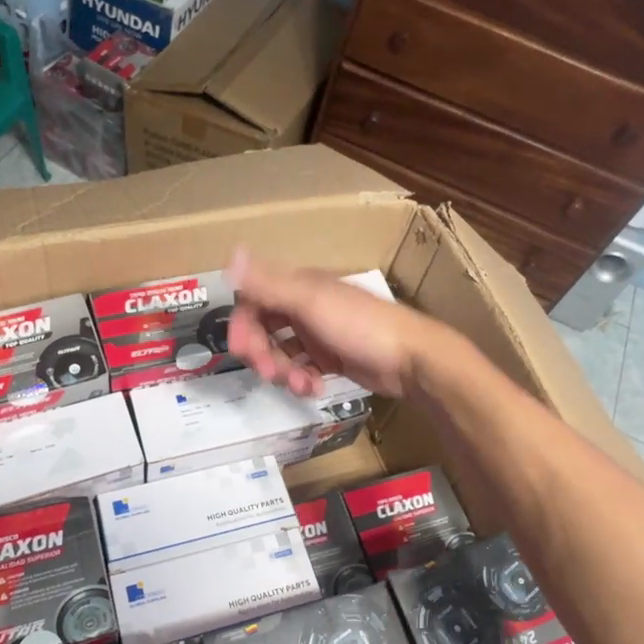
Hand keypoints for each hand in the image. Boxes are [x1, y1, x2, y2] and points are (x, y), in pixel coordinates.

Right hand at [225, 248, 443, 399]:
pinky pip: (302, 367)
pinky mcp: (332, 357)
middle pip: (265, 327)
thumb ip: (269, 284)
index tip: (240, 351)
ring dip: (282, 370)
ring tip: (299, 386)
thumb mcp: (310, 303)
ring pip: (282, 350)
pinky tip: (314, 389)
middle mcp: (306, 305)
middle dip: (261, 353)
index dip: (243, 325)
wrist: (412, 359)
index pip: (254, 300)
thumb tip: (231, 254)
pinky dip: (301, 379)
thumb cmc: (361, 325)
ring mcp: (320, 332)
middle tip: (269, 375)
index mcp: (299, 286)